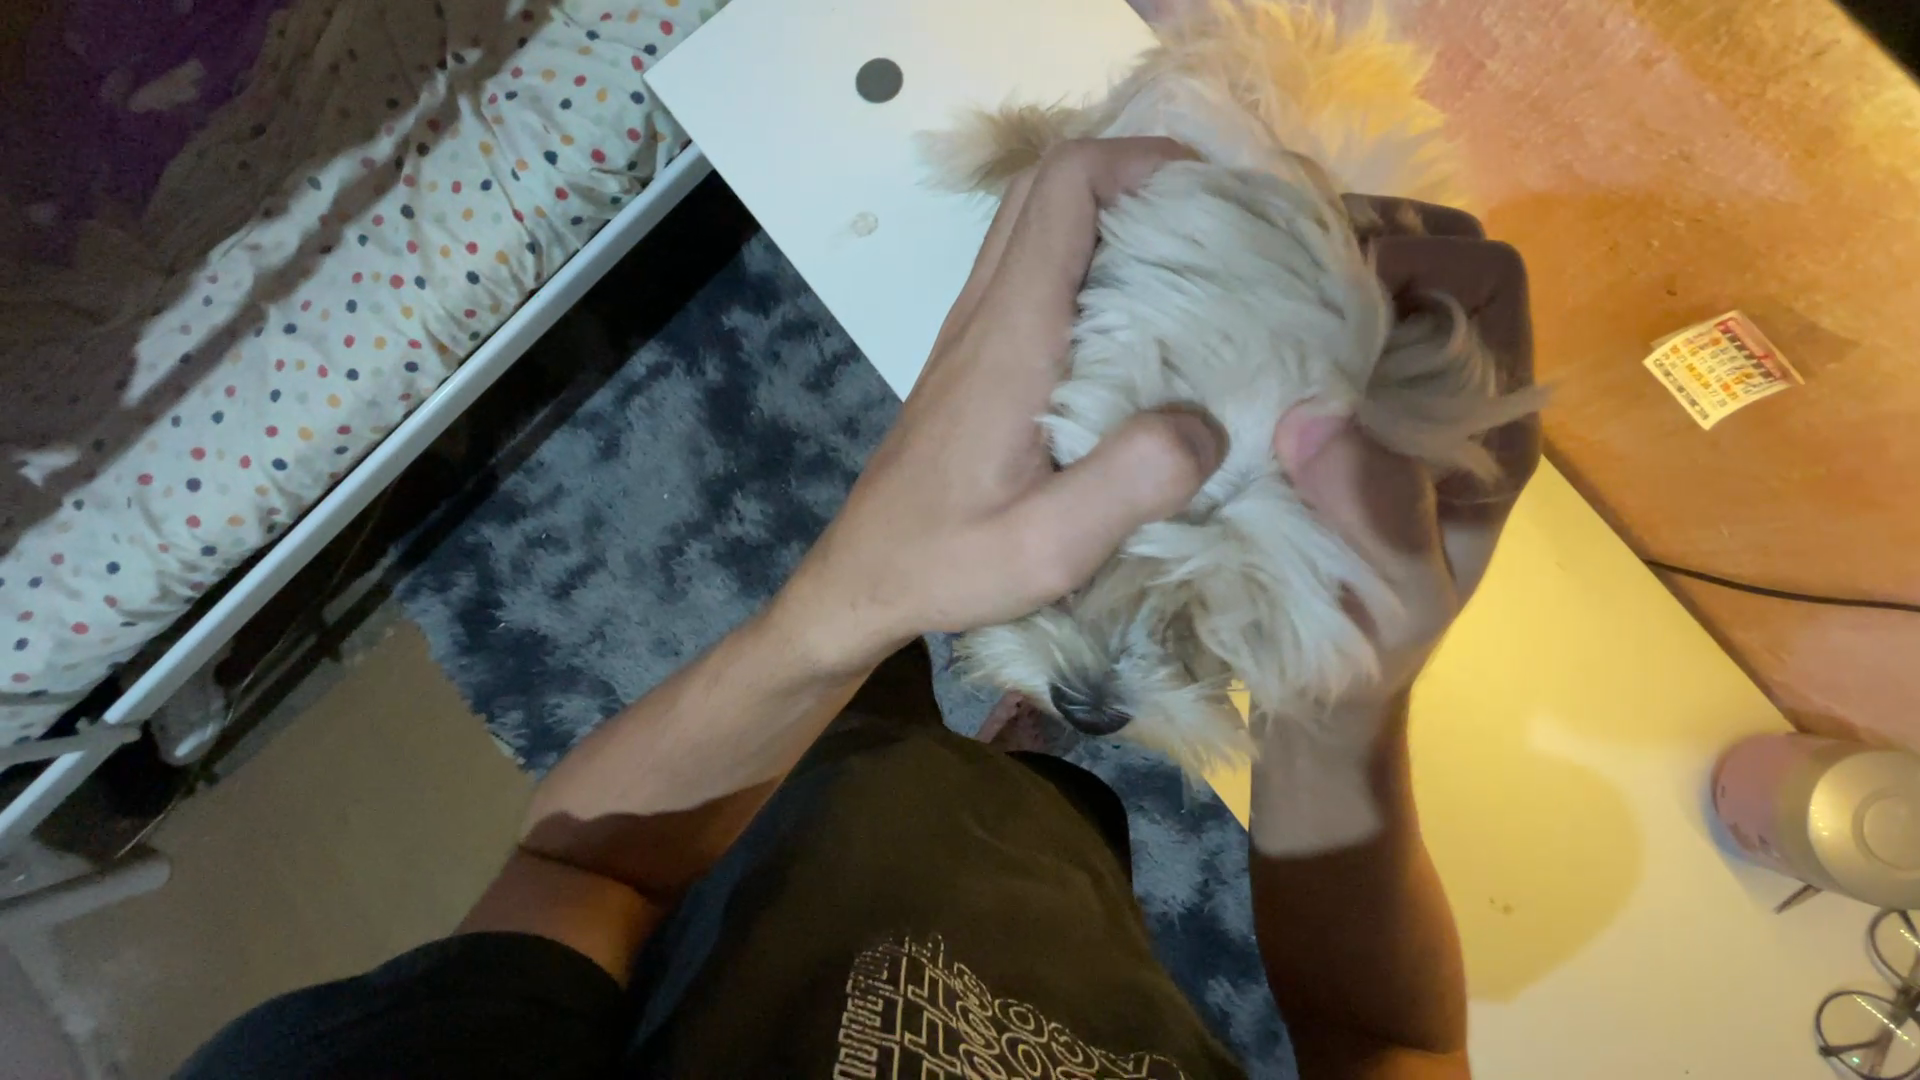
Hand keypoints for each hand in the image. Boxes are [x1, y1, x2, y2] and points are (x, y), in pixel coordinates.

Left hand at [778, 138, 1222, 675]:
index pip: (1064, 192)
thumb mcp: (1048, 546)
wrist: (865, 577)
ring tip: (1178, 266)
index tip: (1209, 196)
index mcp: (1008, 339)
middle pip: (1043, 190)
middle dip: (1127, 176)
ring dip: (1101, 217)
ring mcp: (967, 337)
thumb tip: (1209, 424)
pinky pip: (1023, 277)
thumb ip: (1131, 482)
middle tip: (1202, 224)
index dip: (1138, 162)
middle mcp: (981, 318)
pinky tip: (1126, 326)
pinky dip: (1078, 264)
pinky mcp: (967, 365)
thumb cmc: (947, 563)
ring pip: (1029, 229)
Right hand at [1254, 198, 1537, 854]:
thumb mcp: (1391, 602)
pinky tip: (1208, 332)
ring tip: (1229, 287)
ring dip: (1298, 271)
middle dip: (1351, 242)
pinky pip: (1295, 336)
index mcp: (1482, 428)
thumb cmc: (1370, 651)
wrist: (1320, 691)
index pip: (1482, 285)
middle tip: (1262, 269)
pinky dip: (1260, 315)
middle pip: (1424, 260)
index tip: (1321, 287)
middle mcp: (1434, 396)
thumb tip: (1314, 419)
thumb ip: (1377, 518)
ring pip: (1355, 286)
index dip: (1413, 260)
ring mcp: (1365, 403)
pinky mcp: (1307, 421)